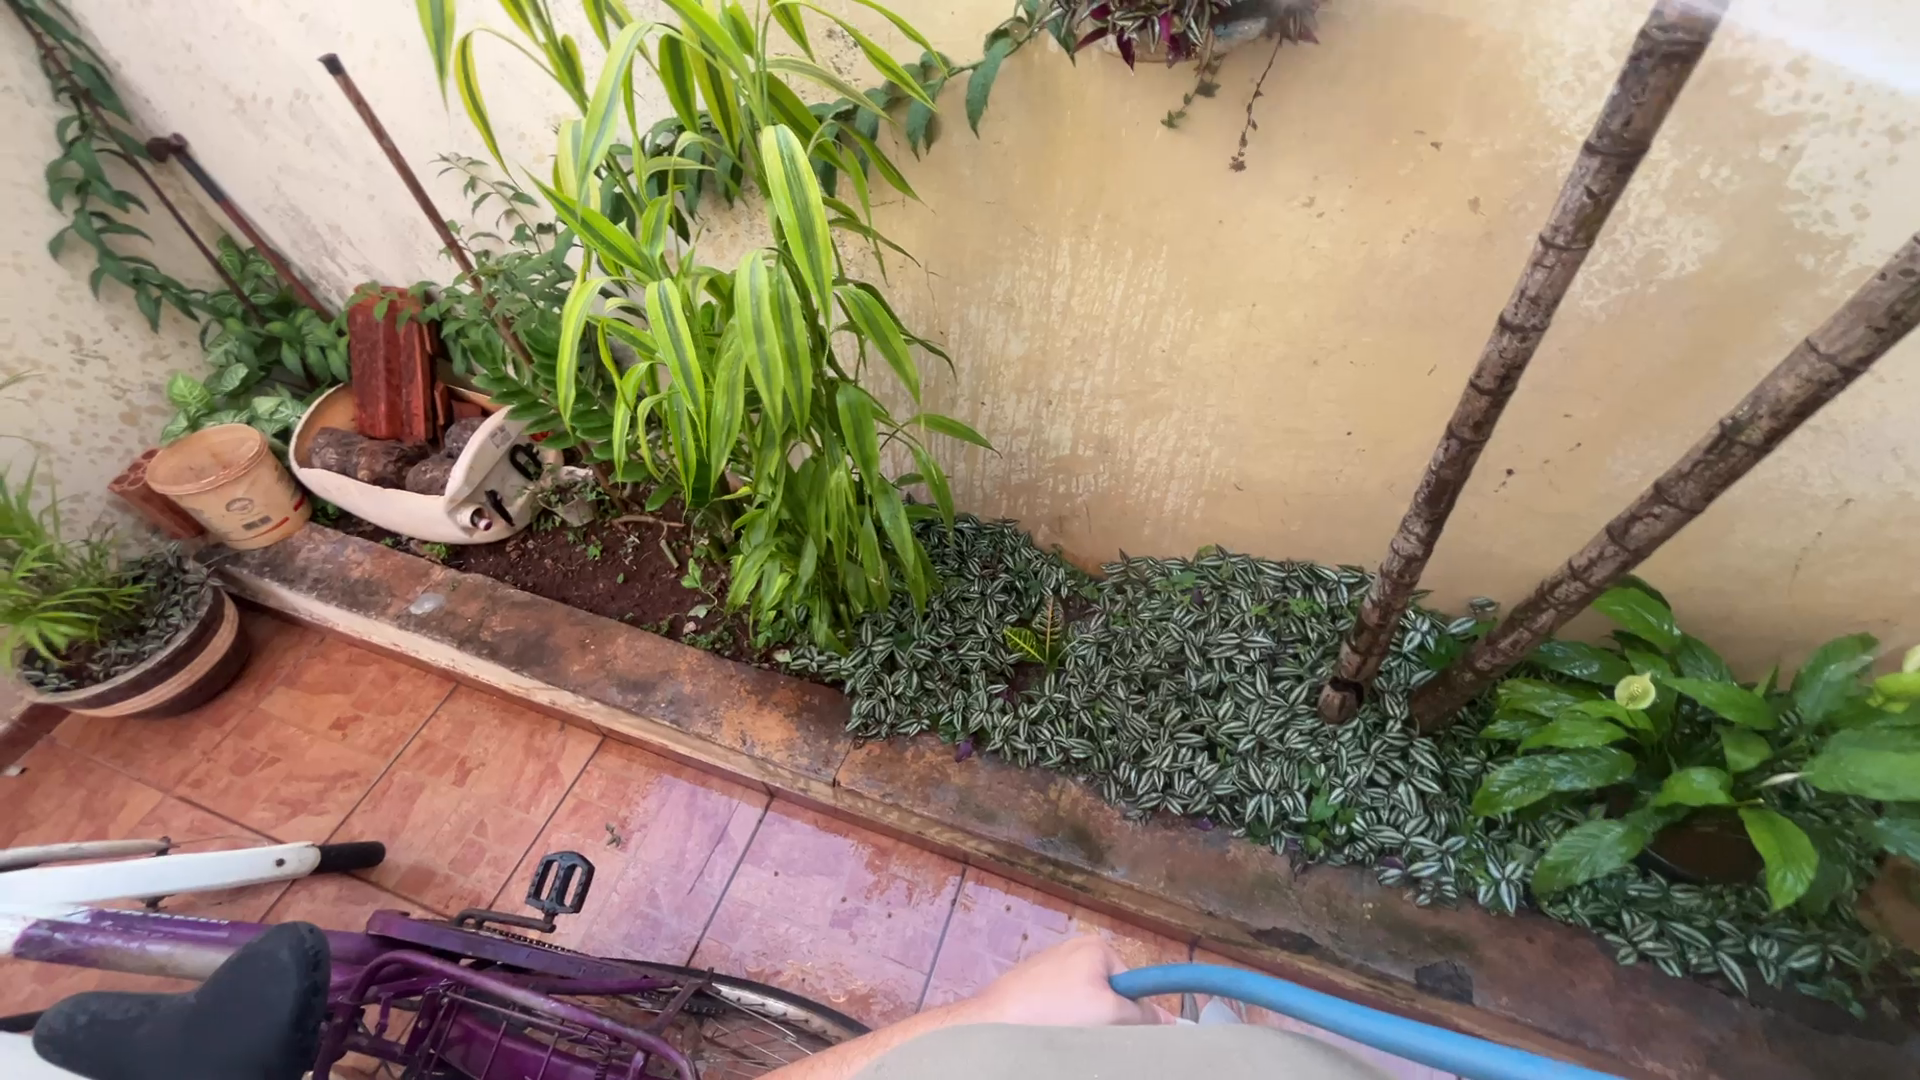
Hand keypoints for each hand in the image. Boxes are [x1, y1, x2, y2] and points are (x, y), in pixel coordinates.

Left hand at [962, 935, 1171, 1026]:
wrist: (998, 1021)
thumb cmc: (1058, 1010)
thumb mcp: (1111, 1013)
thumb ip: (1142, 1015)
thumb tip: (1169, 1020)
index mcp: (1097, 947)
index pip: (1135, 984)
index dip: (1138, 1013)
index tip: (1134, 1037)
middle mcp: (1076, 950)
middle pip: (1111, 995)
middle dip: (1110, 1021)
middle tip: (1096, 1038)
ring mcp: (1054, 967)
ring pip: (1087, 1005)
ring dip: (1087, 1025)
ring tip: (1071, 1037)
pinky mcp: (1035, 986)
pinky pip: (1065, 1007)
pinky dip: (1065, 1023)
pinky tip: (1055, 1035)